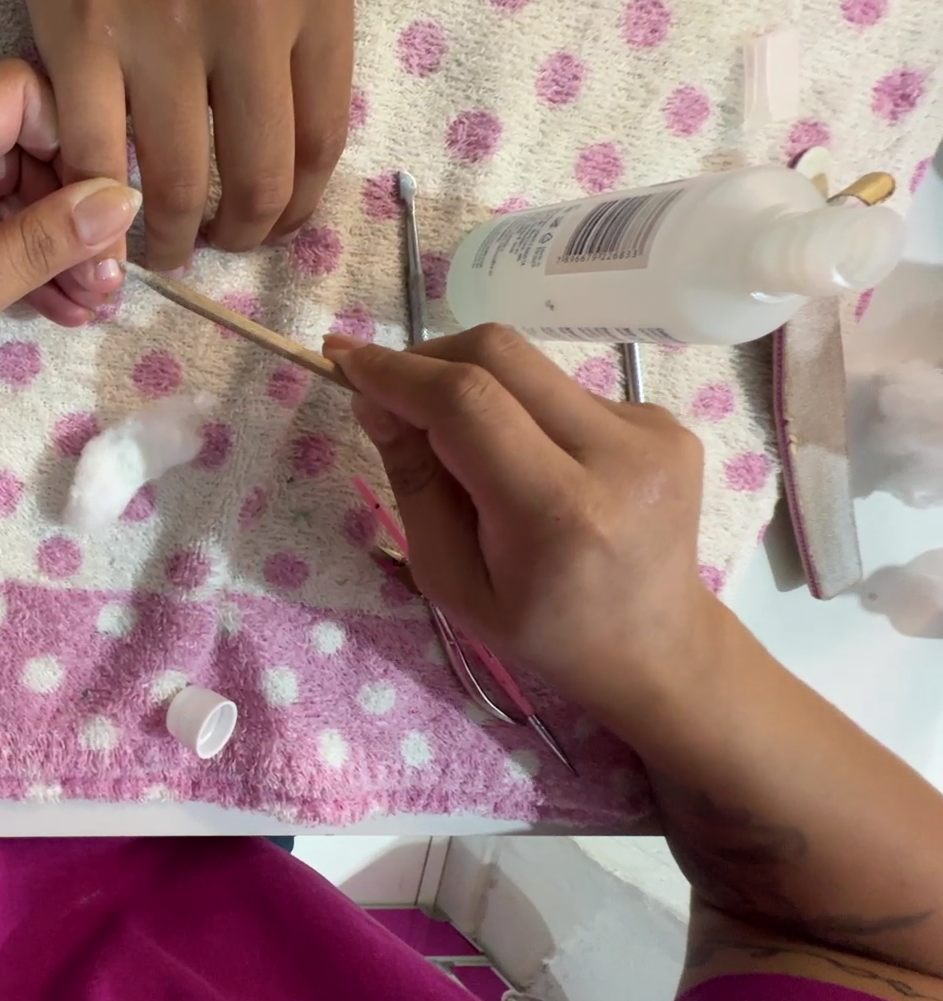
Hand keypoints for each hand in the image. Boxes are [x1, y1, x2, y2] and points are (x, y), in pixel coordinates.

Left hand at [0, 60, 140, 474]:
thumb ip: (39, 242)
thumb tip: (122, 197)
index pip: (16, 96)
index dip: (73, 140)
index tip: (111, 209)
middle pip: (13, 149)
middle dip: (69, 208)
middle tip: (109, 276)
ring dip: (50, 246)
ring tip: (95, 302)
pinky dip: (14, 267)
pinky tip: (60, 309)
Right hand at [17, 0, 353, 276]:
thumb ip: (304, 17)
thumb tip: (295, 115)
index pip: (320, 140)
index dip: (299, 209)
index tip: (275, 229)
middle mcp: (247, 19)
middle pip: (257, 179)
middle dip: (242, 236)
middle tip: (219, 245)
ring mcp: (159, 32)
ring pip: (177, 185)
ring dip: (172, 240)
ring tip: (164, 250)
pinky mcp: (80, 37)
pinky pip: (94, 156)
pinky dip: (99, 204)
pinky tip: (104, 219)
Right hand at [324, 326, 730, 712]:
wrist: (653, 645)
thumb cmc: (533, 625)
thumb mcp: (445, 573)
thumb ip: (412, 481)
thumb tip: (374, 401)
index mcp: (557, 510)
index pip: (464, 404)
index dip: (395, 372)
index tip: (341, 361)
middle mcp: (619, 453)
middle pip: (498, 354)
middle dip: (422, 359)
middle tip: (379, 389)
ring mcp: (651, 428)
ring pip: (523, 363)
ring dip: (460, 380)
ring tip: (441, 437)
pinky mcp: (659, 418)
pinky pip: (551, 385)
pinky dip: (503, 402)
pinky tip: (503, 453)